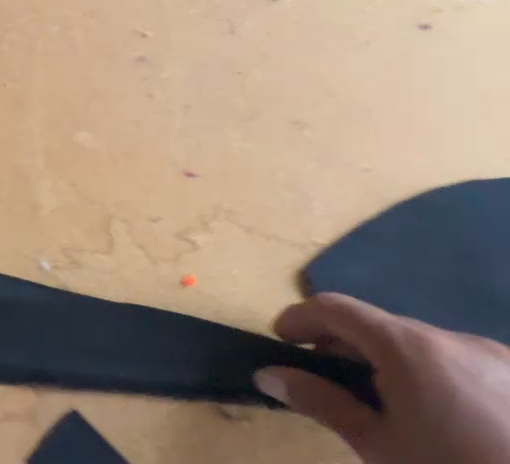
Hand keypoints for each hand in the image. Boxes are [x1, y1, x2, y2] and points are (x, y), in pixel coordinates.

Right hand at [257, 293, 509, 463]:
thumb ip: (320, 401)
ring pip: (429, 346)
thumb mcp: (380, 446)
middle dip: (349, 346)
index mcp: (409, 346)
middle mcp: (456, 340)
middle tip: (336, 382)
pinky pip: (471, 365)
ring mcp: (503, 360)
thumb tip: (268, 375)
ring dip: (398, 363)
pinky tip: (455, 420)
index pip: (334, 307)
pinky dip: (444, 378)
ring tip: (399, 407)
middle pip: (382, 326)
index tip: (283, 343)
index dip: (299, 318)